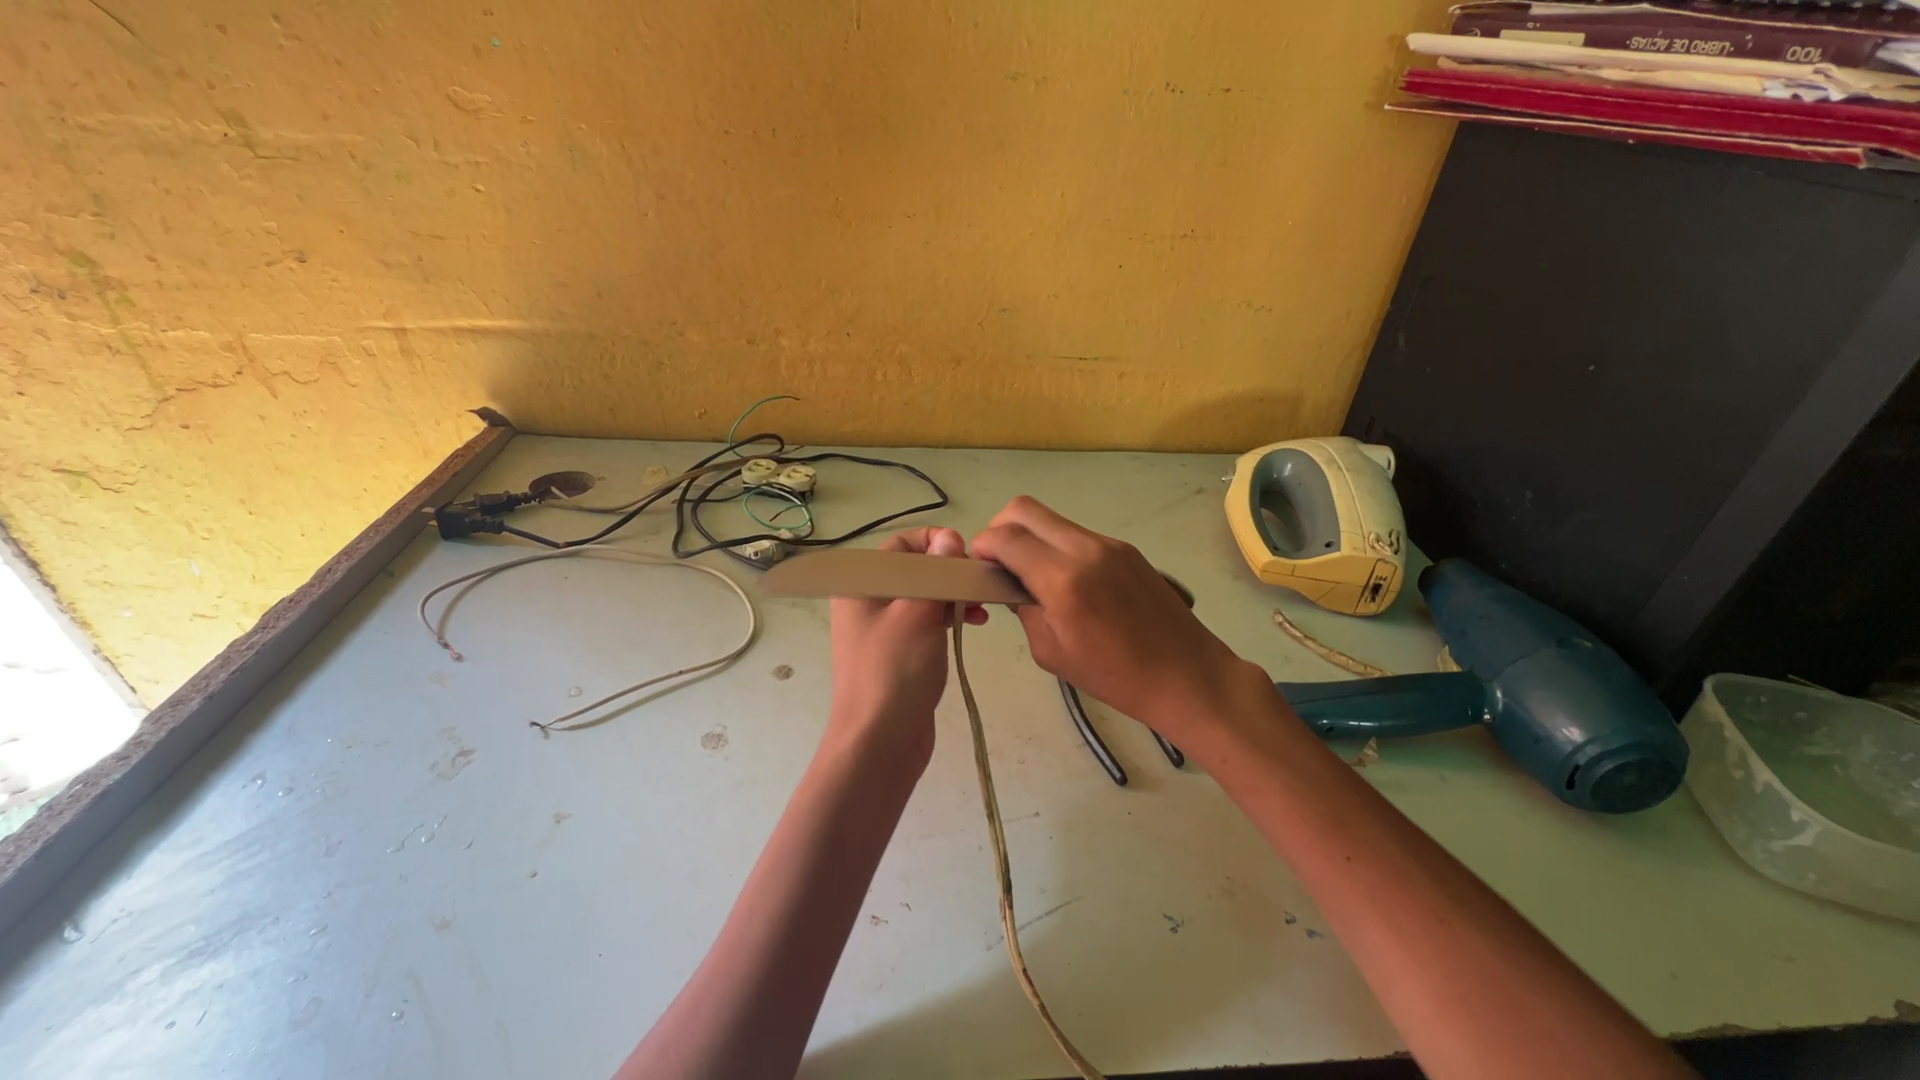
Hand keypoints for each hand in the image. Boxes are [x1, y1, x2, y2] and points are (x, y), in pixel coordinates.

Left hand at [827, 527, 986, 754]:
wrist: (879, 741)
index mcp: (860, 584)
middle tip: (980, 583)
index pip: (901, 544)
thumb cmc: (895, 670)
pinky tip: (974, 623)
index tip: (967, 556)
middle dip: (951, 571)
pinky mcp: (899, 654)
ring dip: (955, 595)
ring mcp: (882, 629)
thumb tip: (950, 537)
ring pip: (924, 596)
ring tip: (983, 606)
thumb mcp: (917, 612)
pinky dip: (949, 618)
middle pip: (915, 569)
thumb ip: (936, 572)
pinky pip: (926, 622)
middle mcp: (867, 600)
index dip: (935, 543)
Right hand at [971, 497, 1259, 742]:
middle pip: (1024, 508)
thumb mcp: (1051, 652)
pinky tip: (1066, 582)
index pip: (1005, 537)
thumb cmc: (1115, 677)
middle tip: (999, 564)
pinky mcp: (1126, 548)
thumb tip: (1011, 585)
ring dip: (1030, 537)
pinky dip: (1057, 546)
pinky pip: (1077, 534)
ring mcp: (1109, 544)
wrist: (1187, 675)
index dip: (982, 547)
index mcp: (1063, 580)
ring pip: (1052, 518)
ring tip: (1032, 576)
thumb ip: (1024, 609)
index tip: (978, 568)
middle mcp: (1085, 549)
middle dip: (1000, 529)